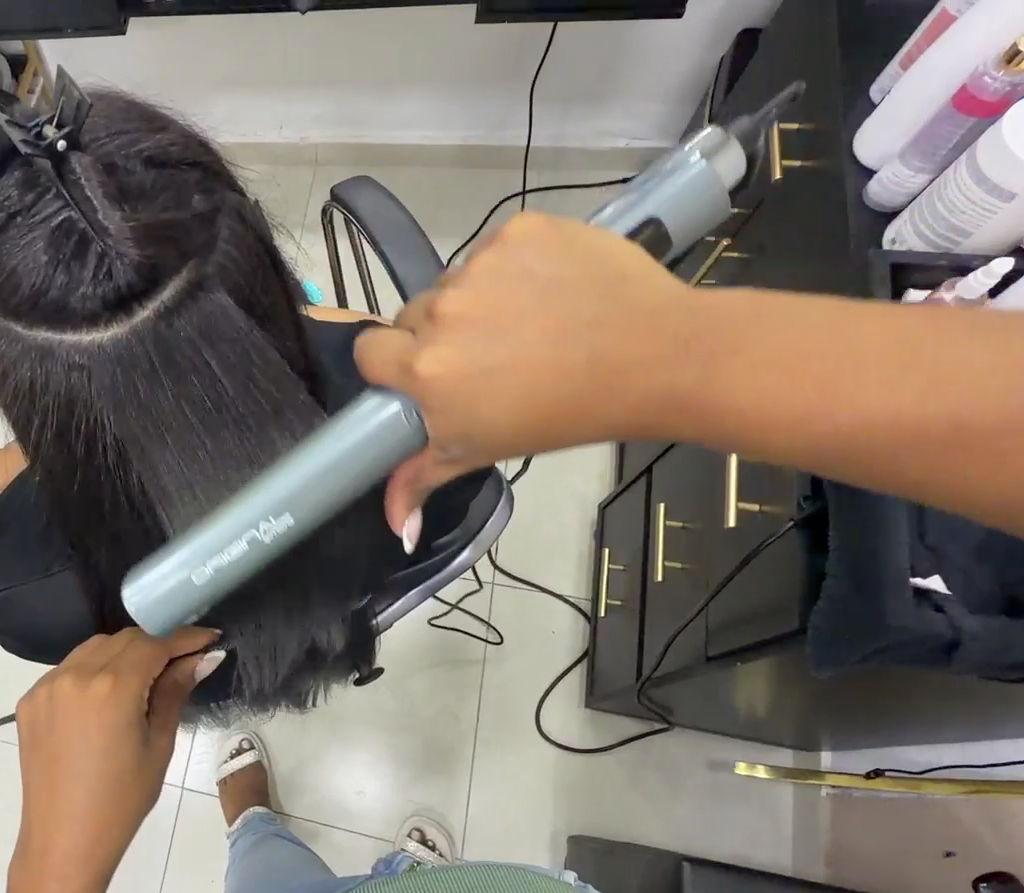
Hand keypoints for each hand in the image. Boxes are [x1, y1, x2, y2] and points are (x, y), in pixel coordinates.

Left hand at [11, 627, 222, 892]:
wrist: (64, 839)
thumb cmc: (122, 800)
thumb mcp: (159, 745)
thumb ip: (175, 692)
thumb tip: (201, 658)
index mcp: (112, 688)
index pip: (153, 644)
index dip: (184, 639)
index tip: (208, 639)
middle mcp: (74, 675)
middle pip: (123, 640)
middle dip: (153, 647)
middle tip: (178, 667)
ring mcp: (46, 686)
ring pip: (92, 649)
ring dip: (121, 656)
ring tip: (140, 684)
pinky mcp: (30, 700)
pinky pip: (68, 670)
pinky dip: (91, 673)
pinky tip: (103, 702)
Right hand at [354, 211, 697, 538]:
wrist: (654, 358)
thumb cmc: (561, 415)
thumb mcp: (482, 450)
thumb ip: (423, 479)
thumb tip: (399, 530)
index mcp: (424, 369)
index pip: (369, 351)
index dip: (390, 362)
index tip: (423, 374)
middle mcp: (440, 312)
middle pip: (411, 315)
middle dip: (435, 333)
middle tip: (483, 355)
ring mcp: (480, 266)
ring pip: (453, 282)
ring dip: (474, 300)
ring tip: (525, 322)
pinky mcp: (518, 231)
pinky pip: (494, 249)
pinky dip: (512, 266)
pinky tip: (547, 288)